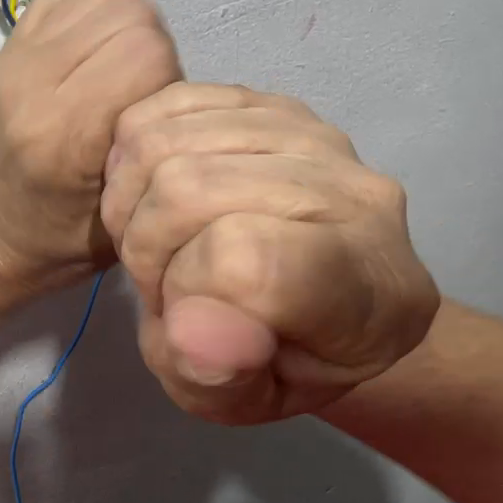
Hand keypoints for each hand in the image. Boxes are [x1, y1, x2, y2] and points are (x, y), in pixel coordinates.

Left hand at [0, 0, 181, 310]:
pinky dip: (87, 16)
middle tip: (142, 89)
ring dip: (122, 26)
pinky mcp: (4, 49)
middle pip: (127, 13)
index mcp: (64, 133)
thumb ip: (155, 144)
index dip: (169, 73)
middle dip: (152, 45)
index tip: (158, 110)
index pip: (144, 51)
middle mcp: (32, 84)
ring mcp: (13, 60)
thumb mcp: (126, 215)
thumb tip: (174, 85)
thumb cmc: (62, 239)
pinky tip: (87, 55)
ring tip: (116, 71)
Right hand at [100, 82, 438, 423]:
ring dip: (131, 201)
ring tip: (157, 237)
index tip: (189, 320)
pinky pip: (164, 106)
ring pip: (164, 143)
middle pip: (189, 188)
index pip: (249, 261)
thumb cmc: (282, 357)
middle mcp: (359, 195)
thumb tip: (189, 331)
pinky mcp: (266, 102)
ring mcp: (312, 135)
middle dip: (146, 246)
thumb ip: (219, 380)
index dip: (187, 290)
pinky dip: (131, 153)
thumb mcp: (244, 401)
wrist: (322, 297)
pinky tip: (150, 190)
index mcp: (371, 288)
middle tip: (161, 279)